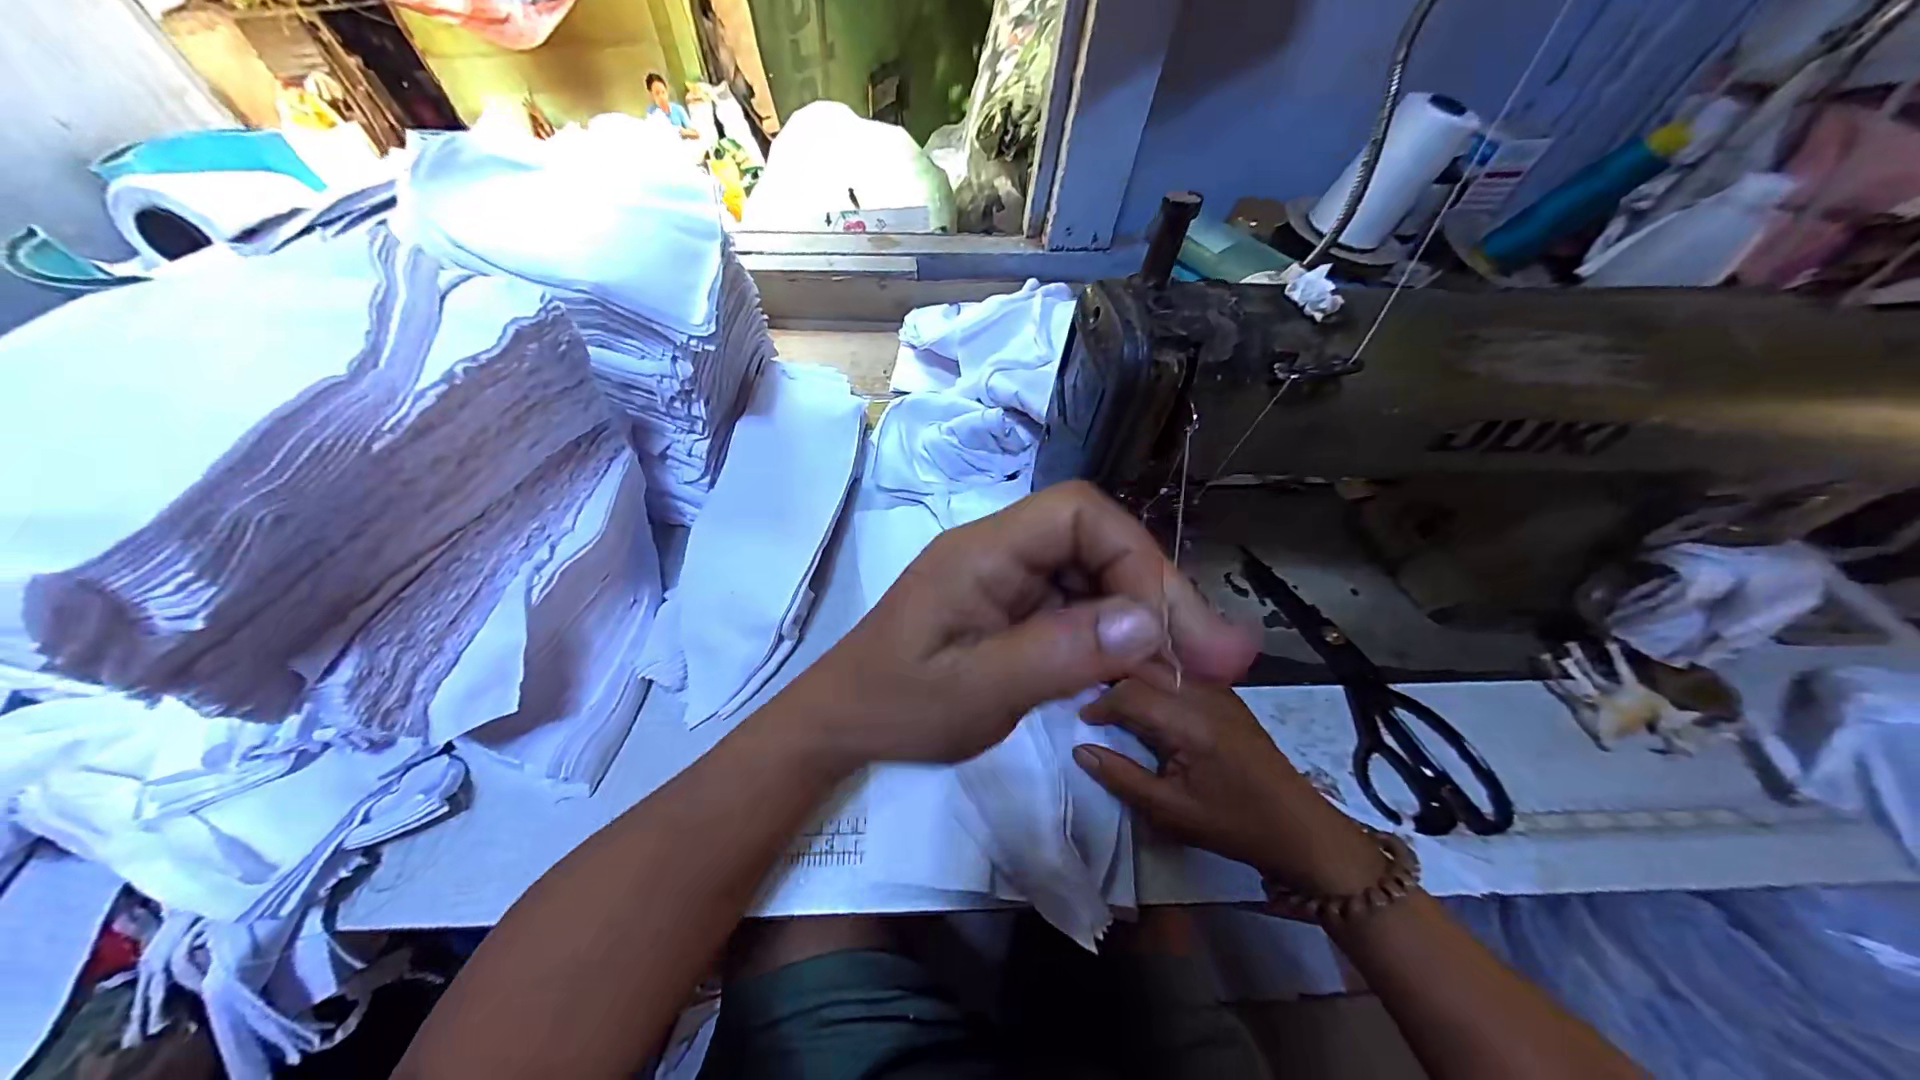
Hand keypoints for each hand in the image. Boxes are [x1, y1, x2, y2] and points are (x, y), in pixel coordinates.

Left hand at [779, 481, 1255, 766]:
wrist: (839, 724)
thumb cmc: (895, 706)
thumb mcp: (976, 690)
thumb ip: (1059, 654)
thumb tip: (1148, 624)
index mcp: (983, 552)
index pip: (1077, 514)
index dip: (1133, 557)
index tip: (1166, 625)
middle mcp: (1000, 554)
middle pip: (1096, 545)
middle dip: (1156, 595)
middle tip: (1216, 658)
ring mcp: (1005, 582)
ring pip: (1093, 579)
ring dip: (1142, 620)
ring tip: (1191, 671)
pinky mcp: (1008, 611)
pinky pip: (1074, 610)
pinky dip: (1110, 638)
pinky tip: (1137, 672)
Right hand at [1074, 674, 1386, 894]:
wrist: (1302, 829)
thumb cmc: (1234, 824)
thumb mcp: (1170, 811)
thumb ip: (1122, 777)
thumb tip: (1080, 749)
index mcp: (1192, 722)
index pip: (1131, 692)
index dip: (1099, 703)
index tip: (1081, 720)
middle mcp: (1206, 693)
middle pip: (1147, 667)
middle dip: (1114, 680)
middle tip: (1091, 702)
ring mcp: (1220, 690)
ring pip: (1165, 664)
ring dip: (1135, 676)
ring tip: (1115, 701)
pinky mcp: (1227, 696)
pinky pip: (1182, 673)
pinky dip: (1157, 680)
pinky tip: (1148, 703)